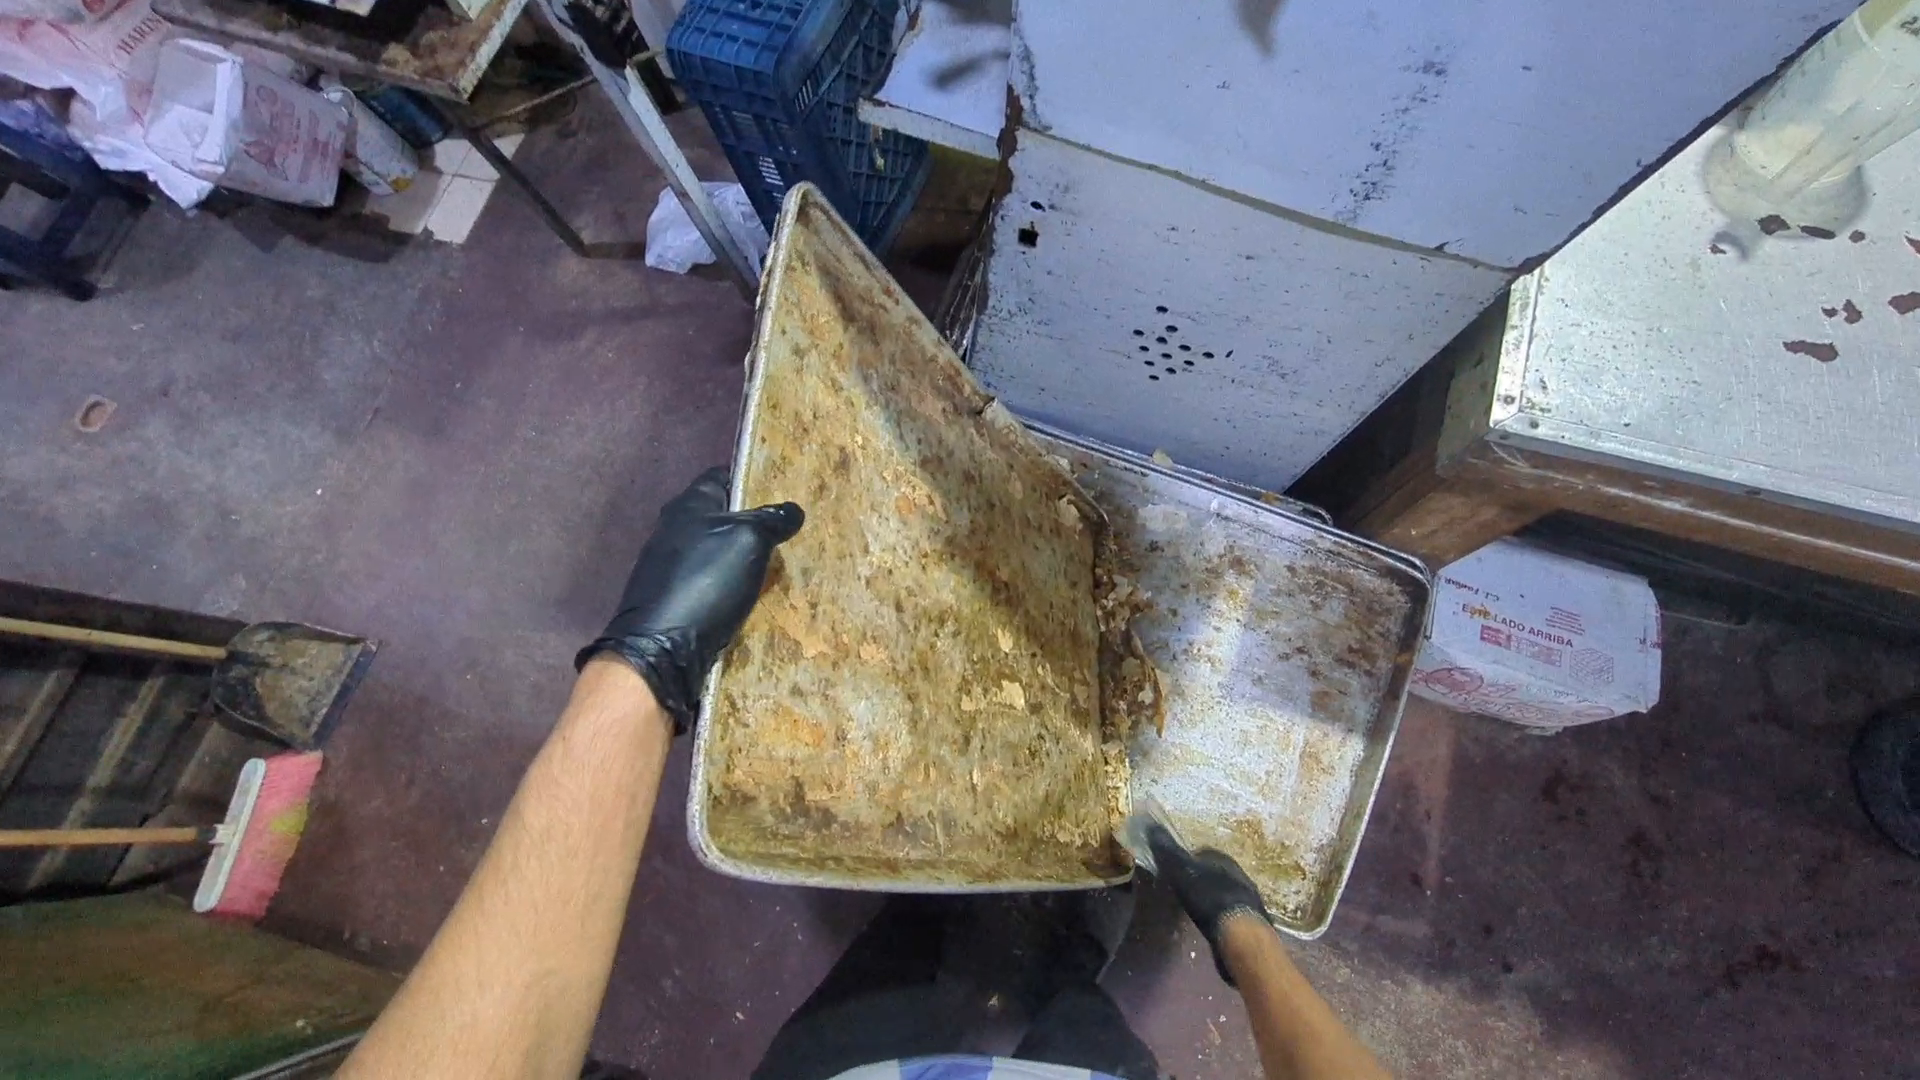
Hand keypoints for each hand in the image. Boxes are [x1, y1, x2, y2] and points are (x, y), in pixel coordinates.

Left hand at [576, 467, 803, 732]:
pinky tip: (754, 595)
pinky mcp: (673, 598)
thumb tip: (792, 509)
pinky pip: (712, 580)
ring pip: (718, 550)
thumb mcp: (749, 540)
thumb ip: (772, 520)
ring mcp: (671, 565)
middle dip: (753, 521)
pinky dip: (733, 584)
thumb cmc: (706, 581)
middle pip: (721, 515)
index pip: (722, 476)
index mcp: (689, 504)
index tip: (783, 490)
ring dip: (744, 556)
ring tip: (780, 564)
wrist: (660, 649)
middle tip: (790, 531)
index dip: (752, 479)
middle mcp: (675, 529)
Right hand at [1147, 824, 1272, 984]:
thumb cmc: (1207, 896)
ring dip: (1214, 897)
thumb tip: (1150, 824)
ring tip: (1199, 910)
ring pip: (1226, 891)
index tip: (1174, 872)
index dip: (1186, 861)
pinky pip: (1233, 911)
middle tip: (1186, 891)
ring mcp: (1248, 896)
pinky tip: (1214, 924)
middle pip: (1215, 871)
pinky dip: (1223, 915)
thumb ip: (1166, 849)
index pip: (1200, 852)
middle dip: (1202, 879)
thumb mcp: (1180, 870)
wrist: (1239, 932)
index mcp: (1220, 857)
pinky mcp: (1253, 919)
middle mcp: (1238, 872)